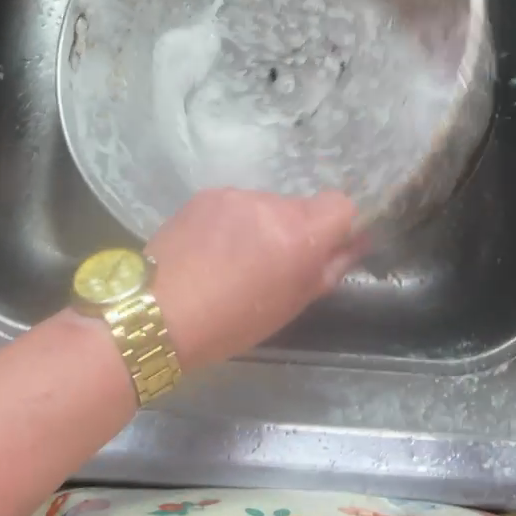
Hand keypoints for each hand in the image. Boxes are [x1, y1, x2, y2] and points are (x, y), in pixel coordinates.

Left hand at [145, 189, 364, 368]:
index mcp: (299, 232)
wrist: (157, 311)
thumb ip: (330, 267)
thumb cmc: (232, 321)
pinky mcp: (204, 194)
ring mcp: (234, 195)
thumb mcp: (292, 303)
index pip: (341, 204)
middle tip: (272, 267)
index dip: (338, 226)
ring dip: (261, 226)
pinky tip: (211, 250)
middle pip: (300, 207)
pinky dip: (232, 222)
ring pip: (265, 206)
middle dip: (294, 231)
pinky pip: (234, 204)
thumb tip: (358, 241)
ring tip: (234, 261)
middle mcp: (270, 203)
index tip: (323, 250)